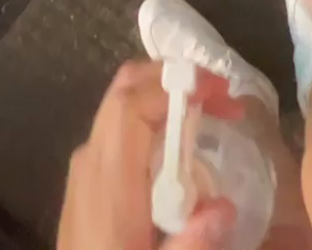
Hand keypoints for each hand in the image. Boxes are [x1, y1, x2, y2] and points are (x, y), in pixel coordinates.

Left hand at [58, 61, 236, 249]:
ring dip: (166, 95)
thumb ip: (191, 245)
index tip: (220, 94)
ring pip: (122, 103)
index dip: (175, 85)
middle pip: (126, 89)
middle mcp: (91, 158)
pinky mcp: (88, 177)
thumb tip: (225, 207)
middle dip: (175, 78)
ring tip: (210, 113)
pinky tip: (181, 145)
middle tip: (221, 97)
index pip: (132, 105)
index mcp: (107, 178)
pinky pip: (120, 126)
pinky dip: (152, 116)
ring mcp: (86, 165)